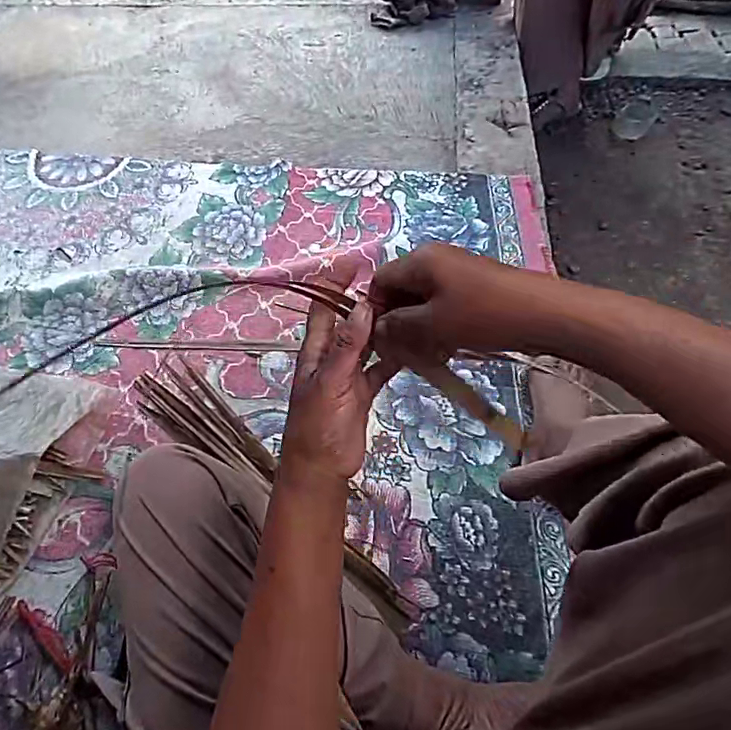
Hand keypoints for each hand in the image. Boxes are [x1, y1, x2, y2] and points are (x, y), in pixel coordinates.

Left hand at [279, 265, 402, 482]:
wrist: (320, 468)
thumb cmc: (316, 424)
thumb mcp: (330, 382)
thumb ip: (348, 347)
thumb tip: (364, 306)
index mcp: (316, 350)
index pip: (324, 307)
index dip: (334, 282)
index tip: (355, 261)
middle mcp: (331, 357)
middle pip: (349, 321)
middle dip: (366, 301)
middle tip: (395, 284)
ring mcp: (347, 374)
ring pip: (367, 343)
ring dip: (383, 327)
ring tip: (407, 308)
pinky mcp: (362, 392)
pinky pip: (380, 368)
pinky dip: (394, 356)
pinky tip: (415, 346)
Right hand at [369, 244, 559, 358]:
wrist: (547, 314)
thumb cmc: (485, 315)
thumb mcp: (433, 325)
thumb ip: (398, 327)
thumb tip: (376, 329)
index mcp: (420, 260)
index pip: (378, 281)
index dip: (373, 310)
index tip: (377, 340)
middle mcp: (435, 260)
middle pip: (400, 291)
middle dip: (397, 322)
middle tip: (401, 353)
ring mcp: (457, 273)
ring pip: (422, 303)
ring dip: (419, 329)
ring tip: (427, 356)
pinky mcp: (475, 288)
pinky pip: (444, 307)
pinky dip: (439, 328)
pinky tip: (448, 350)